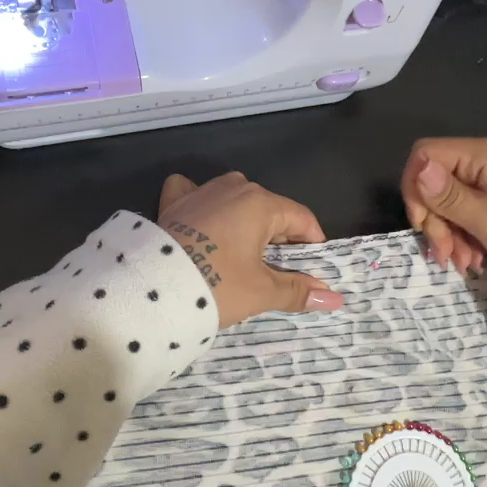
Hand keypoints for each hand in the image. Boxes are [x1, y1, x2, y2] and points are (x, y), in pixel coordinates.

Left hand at [157, 172, 344, 328]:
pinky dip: (202, 206)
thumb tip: (334, 299)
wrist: (151, 289)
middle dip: (278, 238)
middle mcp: (234, 187)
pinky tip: (201, 224)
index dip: (312, 245)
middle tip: (275, 272)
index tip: (311, 271)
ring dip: (244, 223)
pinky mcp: (174, 202)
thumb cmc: (216, 285)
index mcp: (261, 203)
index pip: (301, 219)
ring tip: (242, 256)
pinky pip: (194, 194)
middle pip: (270, 210)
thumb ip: (298, 291)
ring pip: (235, 200)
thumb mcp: (261, 291)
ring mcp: (201, 191)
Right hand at [401, 136, 486, 274]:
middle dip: (434, 218)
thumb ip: (451, 195)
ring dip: (448, 231)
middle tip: (444, 254)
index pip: (425, 153)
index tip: (422, 225)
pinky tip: (472, 257)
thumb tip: (418, 167)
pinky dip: (463, 232)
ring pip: (448, 197)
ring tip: (462, 263)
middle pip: (435, 178)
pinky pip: (467, 206)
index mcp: (486, 154)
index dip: (415, 187)